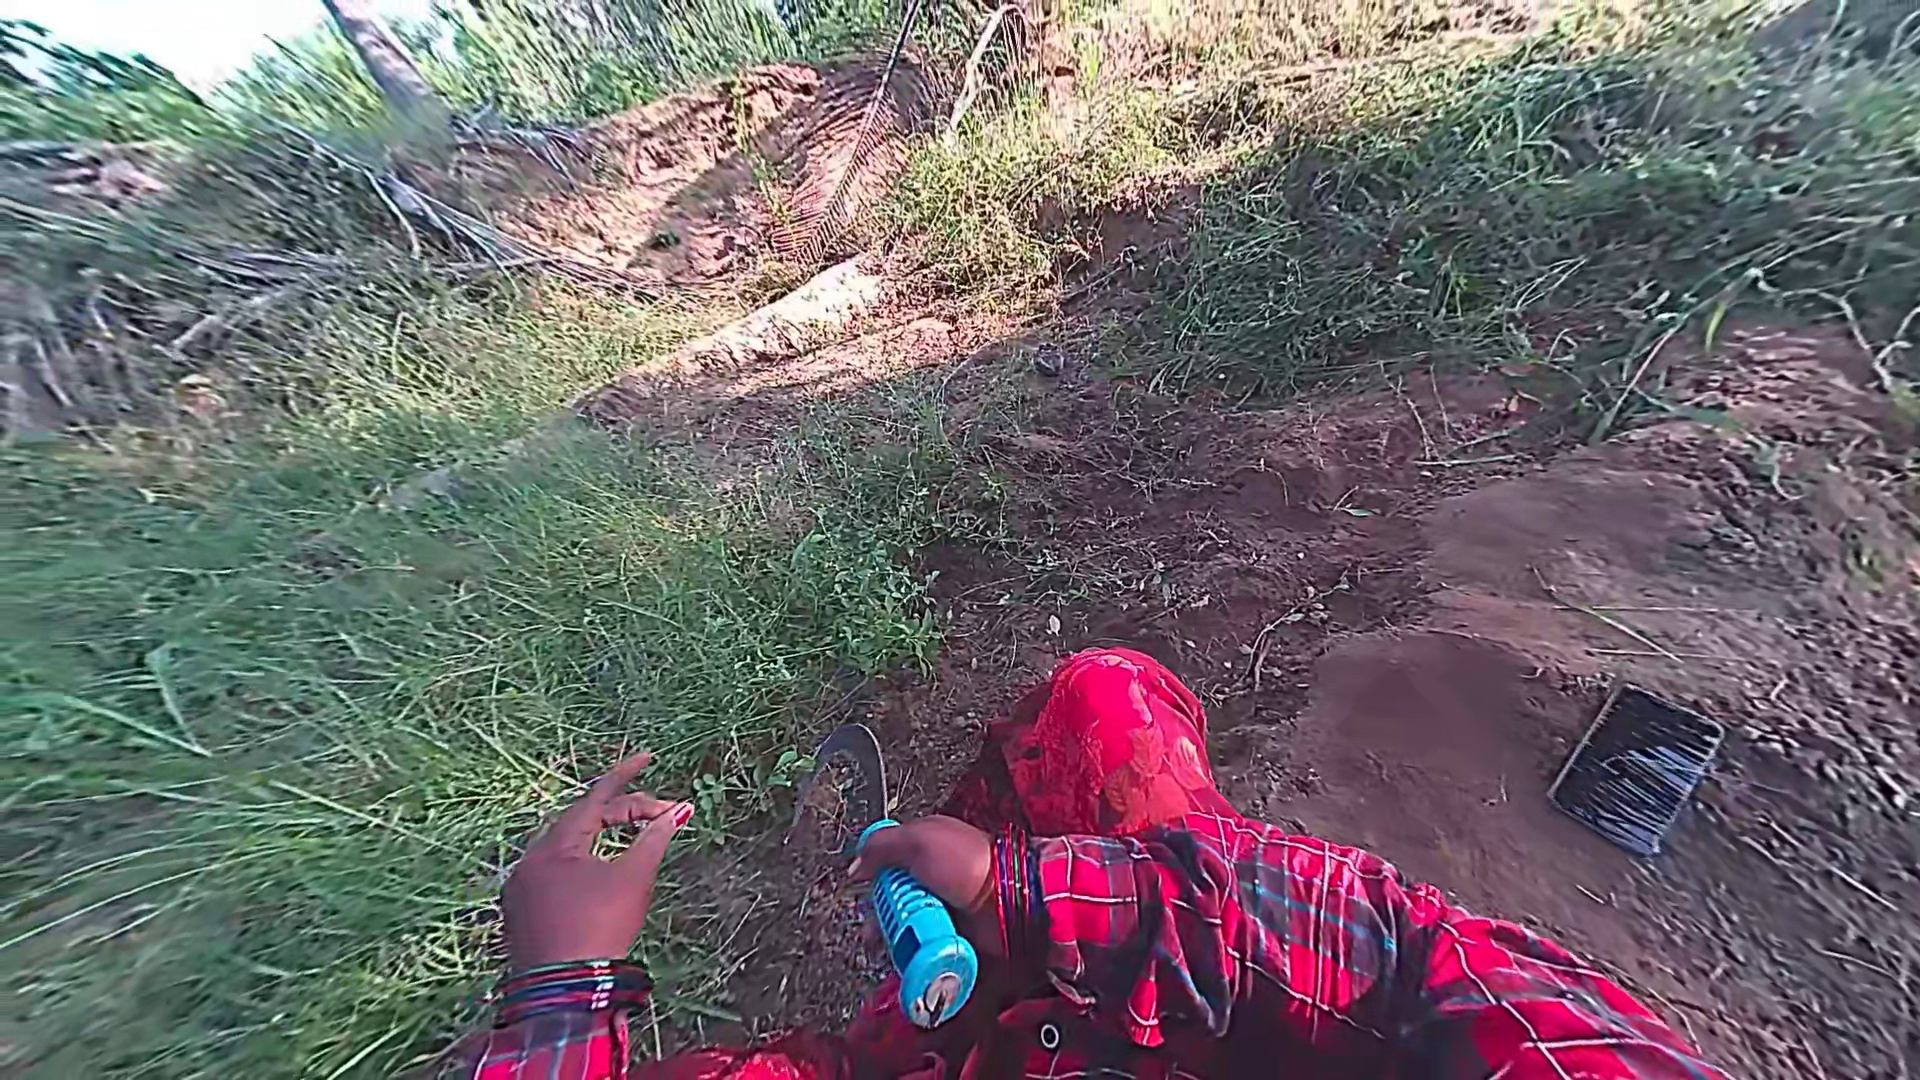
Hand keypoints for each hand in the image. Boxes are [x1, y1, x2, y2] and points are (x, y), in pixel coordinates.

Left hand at [502, 752, 692, 971]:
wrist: (564, 996)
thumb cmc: (601, 925)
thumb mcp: (634, 875)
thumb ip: (656, 835)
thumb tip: (680, 809)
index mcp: (553, 848)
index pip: (594, 798)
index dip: (624, 775)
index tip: (646, 756)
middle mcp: (531, 861)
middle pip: (586, 820)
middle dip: (628, 812)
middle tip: (664, 815)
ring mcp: (524, 887)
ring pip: (574, 843)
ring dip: (611, 833)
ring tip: (644, 832)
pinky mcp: (526, 908)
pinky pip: (563, 865)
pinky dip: (593, 854)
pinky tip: (613, 860)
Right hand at [849, 815, 997, 946]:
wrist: (1005, 898)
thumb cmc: (964, 861)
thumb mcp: (918, 840)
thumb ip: (882, 846)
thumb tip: (856, 866)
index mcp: (924, 844)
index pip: (887, 859)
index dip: (874, 875)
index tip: (866, 890)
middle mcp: (930, 875)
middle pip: (893, 897)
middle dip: (880, 916)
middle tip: (874, 930)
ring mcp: (940, 906)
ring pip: (904, 925)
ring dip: (893, 938)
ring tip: (888, 948)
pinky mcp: (949, 934)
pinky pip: (921, 946)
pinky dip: (912, 953)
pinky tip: (905, 957)